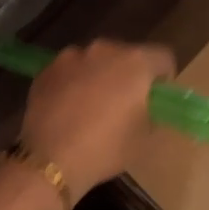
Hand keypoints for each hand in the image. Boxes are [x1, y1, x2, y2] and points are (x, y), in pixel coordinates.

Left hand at [19, 40, 173, 192]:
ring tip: (88, 108)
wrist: (50, 160)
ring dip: (96, 77)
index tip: (155, 99)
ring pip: (93, 62)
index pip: (163, 58)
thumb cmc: (104, 149)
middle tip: (121, 105)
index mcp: (135, 62)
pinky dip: (71, 84)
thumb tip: (144, 107)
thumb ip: (151, 112)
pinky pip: (67, 72)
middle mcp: (103, 50)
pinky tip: (65, 110)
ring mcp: (70, 58)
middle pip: (125, 56)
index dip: (163, 79)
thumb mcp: (143, 137)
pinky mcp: (45, 71)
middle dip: (127, 76)